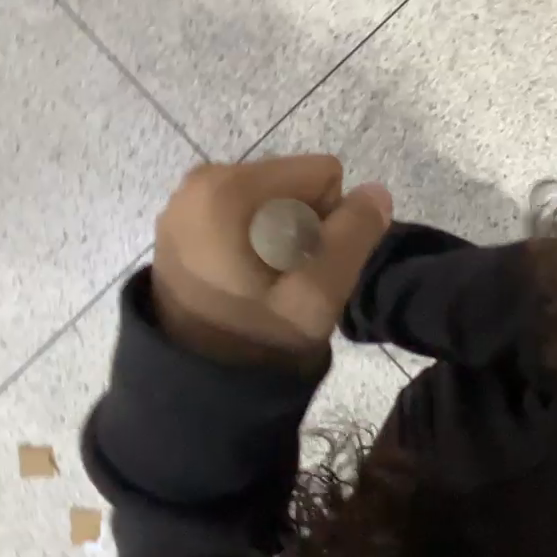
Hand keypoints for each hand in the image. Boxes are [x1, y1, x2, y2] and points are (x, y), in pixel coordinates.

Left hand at [152, 155, 393, 370]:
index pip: (322, 175)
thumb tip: (376, 192)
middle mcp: (201, 179)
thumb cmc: (257, 336)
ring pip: (272, 198)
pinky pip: (243, 212)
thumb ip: (354, 236)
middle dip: (303, 226)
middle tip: (285, 278)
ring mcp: (186, 199)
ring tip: (264, 281)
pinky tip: (242, 277)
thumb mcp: (319, 295)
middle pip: (293, 182)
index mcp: (229, 187)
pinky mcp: (181, 219)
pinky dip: (252, 239)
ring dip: (280, 234)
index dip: (330, 222)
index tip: (306, 266)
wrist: (194, 382)